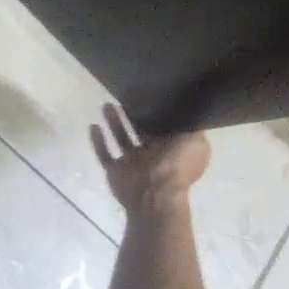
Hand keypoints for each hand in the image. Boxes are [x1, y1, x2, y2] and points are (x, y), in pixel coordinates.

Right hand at [89, 103, 210, 212]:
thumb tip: (188, 110)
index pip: (165, 127)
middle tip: (125, 95)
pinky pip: (104, 153)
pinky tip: (93, 126)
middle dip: (133, 115)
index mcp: (172, 149)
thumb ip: (192, 126)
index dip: (158, 111)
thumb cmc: (175, 166)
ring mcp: (132, 163)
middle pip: (141, 131)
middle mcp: (153, 155)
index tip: (150, 93)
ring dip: (114, 123)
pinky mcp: (115, 170)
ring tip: (107, 105)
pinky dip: (98, 141)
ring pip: (121, 138)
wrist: (154, 195)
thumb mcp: (195, 142)